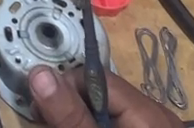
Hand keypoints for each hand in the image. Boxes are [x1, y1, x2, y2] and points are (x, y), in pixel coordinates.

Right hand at [27, 65, 184, 126]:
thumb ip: (71, 115)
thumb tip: (38, 71)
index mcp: (147, 112)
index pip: (94, 76)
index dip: (64, 88)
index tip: (41, 110)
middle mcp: (155, 117)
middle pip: (99, 95)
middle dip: (70, 107)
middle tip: (48, 123)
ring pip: (107, 114)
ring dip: (79, 119)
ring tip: (59, 126)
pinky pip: (119, 124)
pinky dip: (97, 126)